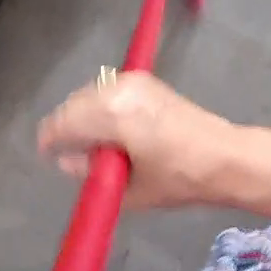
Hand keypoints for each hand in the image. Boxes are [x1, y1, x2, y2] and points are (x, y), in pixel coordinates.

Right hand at [36, 74, 237, 209]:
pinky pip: (108, 89)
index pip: (65, 121)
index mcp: (112, 114)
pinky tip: (108, 128)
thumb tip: (67, 161)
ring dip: (82, 114)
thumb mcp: (129, 189)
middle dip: (66, 126)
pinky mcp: (147, 81)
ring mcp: (134, 82)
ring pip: (90, 94)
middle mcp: (119, 89)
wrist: (224, 155)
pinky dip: (100, 105)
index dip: (50, 139)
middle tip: (68, 154)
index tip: (46, 154)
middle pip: (75, 103)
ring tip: (88, 143)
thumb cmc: (179, 178)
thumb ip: (92, 174)